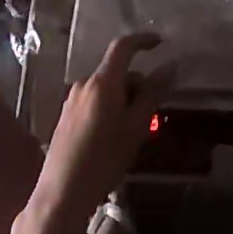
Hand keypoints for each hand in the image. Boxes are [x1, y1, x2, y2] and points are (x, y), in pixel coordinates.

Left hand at [26, 33, 174, 233]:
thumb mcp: (136, 128)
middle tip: (154, 113)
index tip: (161, 43)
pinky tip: (115, 138)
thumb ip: (153, 94)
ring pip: (107, 89)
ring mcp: (71, 100)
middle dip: (139, 84)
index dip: (143, 40)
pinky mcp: (66, 116)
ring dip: (125, 99)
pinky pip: (95, 101)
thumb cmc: (104, 160)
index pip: (123, 47)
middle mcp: (83, 85)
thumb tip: (170, 66)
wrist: (62, 193)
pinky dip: (111, 109)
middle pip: (117, 72)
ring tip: (135, 131)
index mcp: (102, 83)